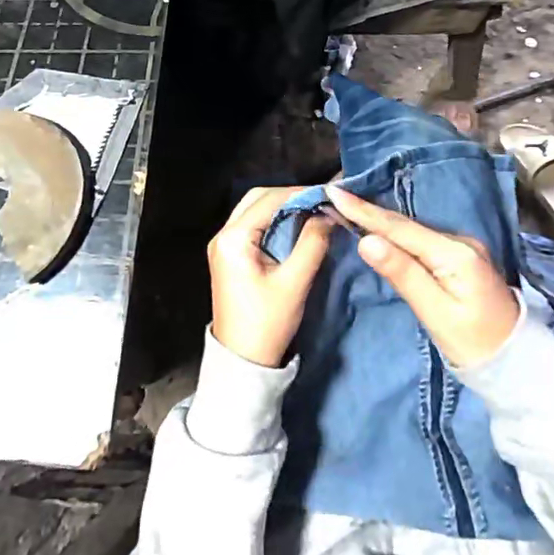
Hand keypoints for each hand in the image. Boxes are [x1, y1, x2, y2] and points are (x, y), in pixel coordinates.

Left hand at [207, 187, 331, 367]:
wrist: (242, 361)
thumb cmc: (267, 323)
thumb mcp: (295, 282)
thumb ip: (313, 243)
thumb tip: (329, 214)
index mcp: (233, 239)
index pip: (269, 199)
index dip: (301, 193)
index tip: (331, 194)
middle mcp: (223, 236)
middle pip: (258, 198)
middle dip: (291, 196)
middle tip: (322, 202)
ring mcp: (223, 246)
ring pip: (254, 210)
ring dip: (283, 207)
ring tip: (314, 211)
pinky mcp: (230, 256)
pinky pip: (253, 226)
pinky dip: (275, 221)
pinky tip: (297, 227)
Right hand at [324, 184, 518, 366]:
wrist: (515, 360)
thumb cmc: (474, 344)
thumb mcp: (435, 312)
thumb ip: (403, 274)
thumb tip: (368, 241)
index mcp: (455, 253)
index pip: (400, 228)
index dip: (365, 212)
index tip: (335, 193)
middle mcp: (460, 242)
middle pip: (406, 225)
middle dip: (369, 211)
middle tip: (335, 196)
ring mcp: (463, 248)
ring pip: (413, 230)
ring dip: (381, 221)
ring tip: (349, 208)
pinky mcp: (461, 259)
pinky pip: (422, 240)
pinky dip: (397, 234)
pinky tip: (380, 230)